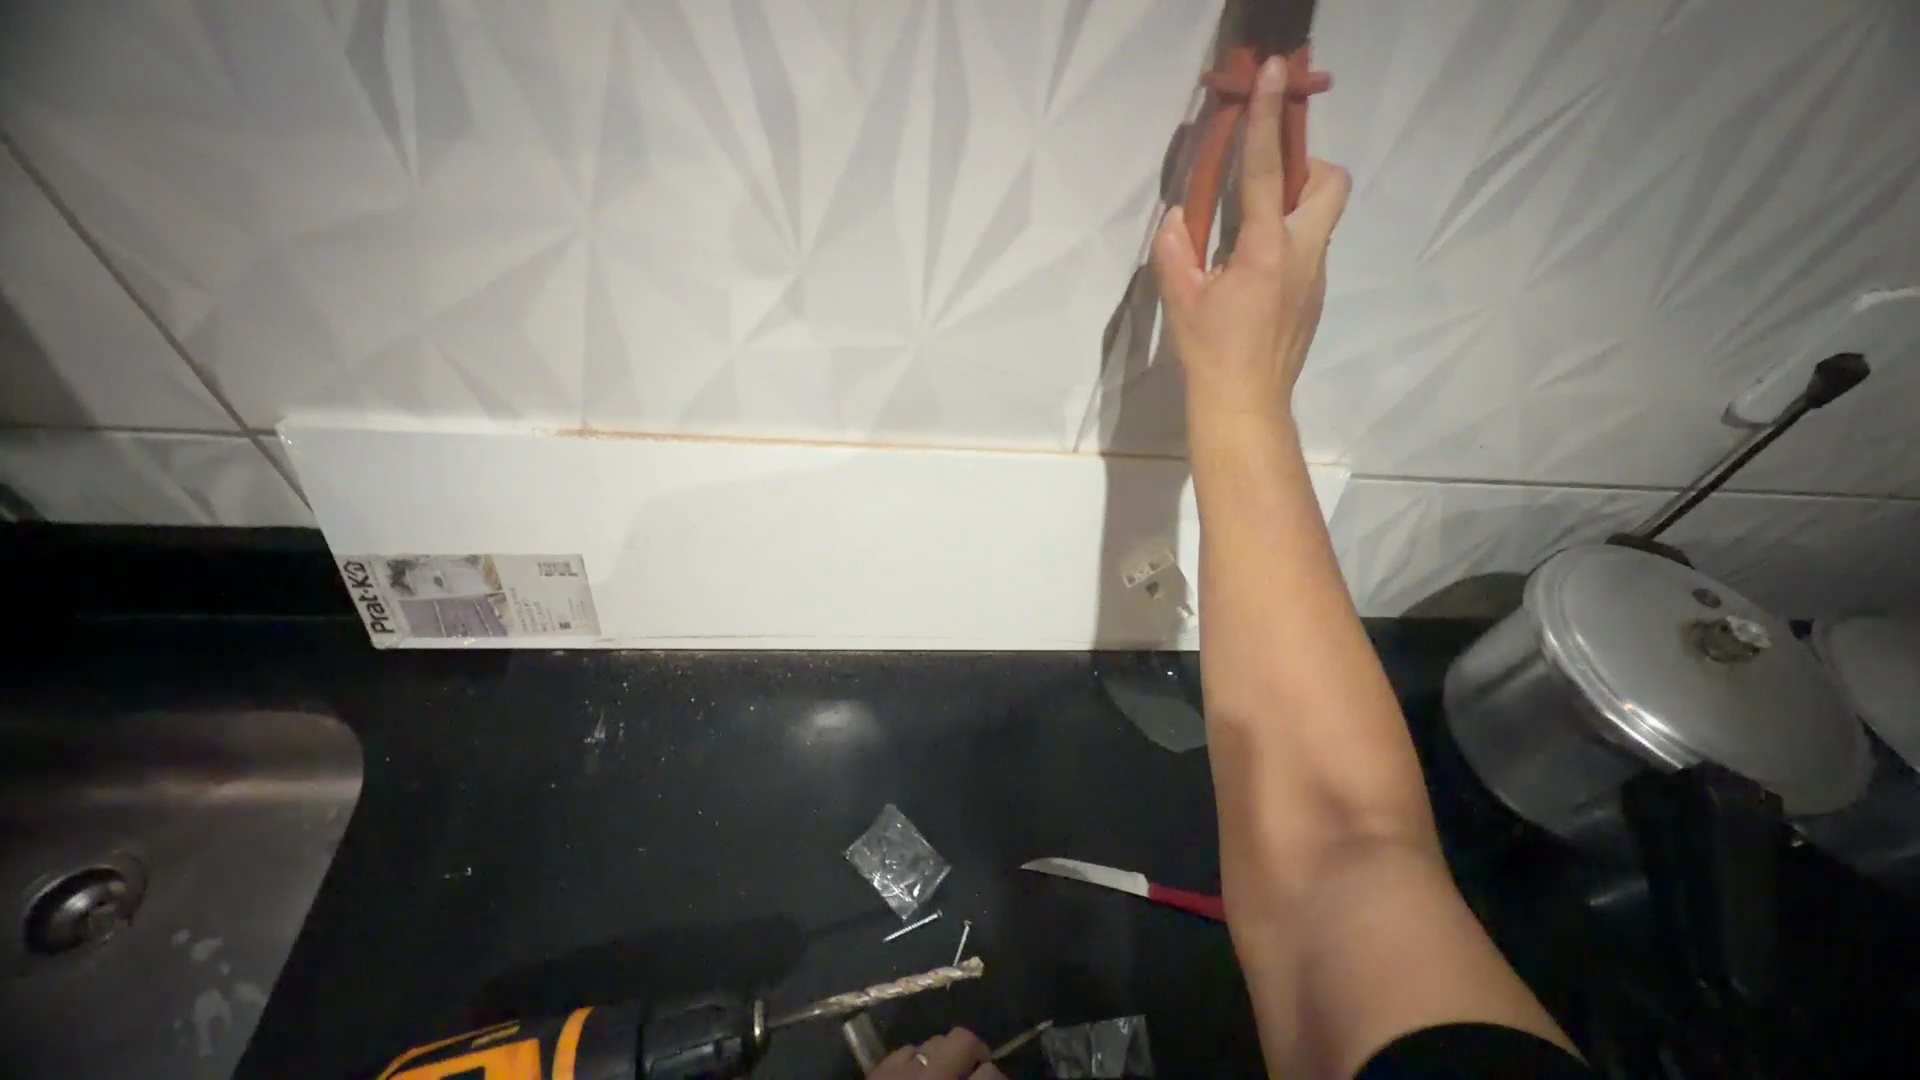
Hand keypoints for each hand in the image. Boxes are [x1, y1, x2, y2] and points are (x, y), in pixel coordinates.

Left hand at [866, 1027, 1004, 1079]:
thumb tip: (988, 1073)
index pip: (991, 1074)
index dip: (998, 1077)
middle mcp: (932, 1074)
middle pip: (964, 1040)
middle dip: (976, 1053)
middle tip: (976, 1073)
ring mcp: (901, 1068)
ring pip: (934, 1041)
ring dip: (944, 1055)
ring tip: (946, 1073)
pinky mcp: (878, 1069)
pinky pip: (905, 1052)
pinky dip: (915, 1061)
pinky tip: (915, 1076)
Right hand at [1152, 55, 1349, 422]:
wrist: (1245, 407)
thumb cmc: (1211, 354)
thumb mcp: (1181, 300)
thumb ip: (1176, 251)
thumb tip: (1177, 221)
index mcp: (1265, 248)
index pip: (1268, 169)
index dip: (1267, 117)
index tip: (1272, 74)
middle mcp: (1303, 254)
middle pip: (1332, 183)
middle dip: (1310, 168)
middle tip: (1270, 187)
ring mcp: (1315, 278)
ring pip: (1321, 220)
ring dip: (1293, 212)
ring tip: (1247, 245)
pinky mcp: (1315, 300)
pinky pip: (1308, 253)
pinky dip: (1286, 247)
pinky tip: (1252, 284)